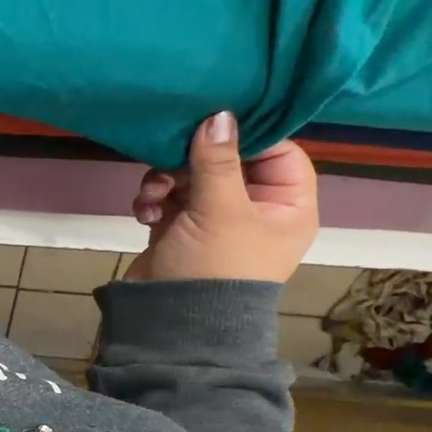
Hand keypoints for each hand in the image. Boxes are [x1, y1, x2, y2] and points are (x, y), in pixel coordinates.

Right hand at [123, 112, 318, 283]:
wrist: (173, 317)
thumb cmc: (214, 263)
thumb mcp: (219, 209)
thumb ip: (218, 161)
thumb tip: (220, 115)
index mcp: (287, 204)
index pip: (276, 152)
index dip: (245, 137)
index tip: (210, 126)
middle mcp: (255, 208)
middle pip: (226, 162)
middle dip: (190, 162)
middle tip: (168, 163)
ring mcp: (215, 218)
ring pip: (189, 178)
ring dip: (164, 181)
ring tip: (150, 197)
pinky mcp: (180, 227)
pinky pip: (168, 198)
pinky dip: (153, 200)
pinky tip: (143, 213)